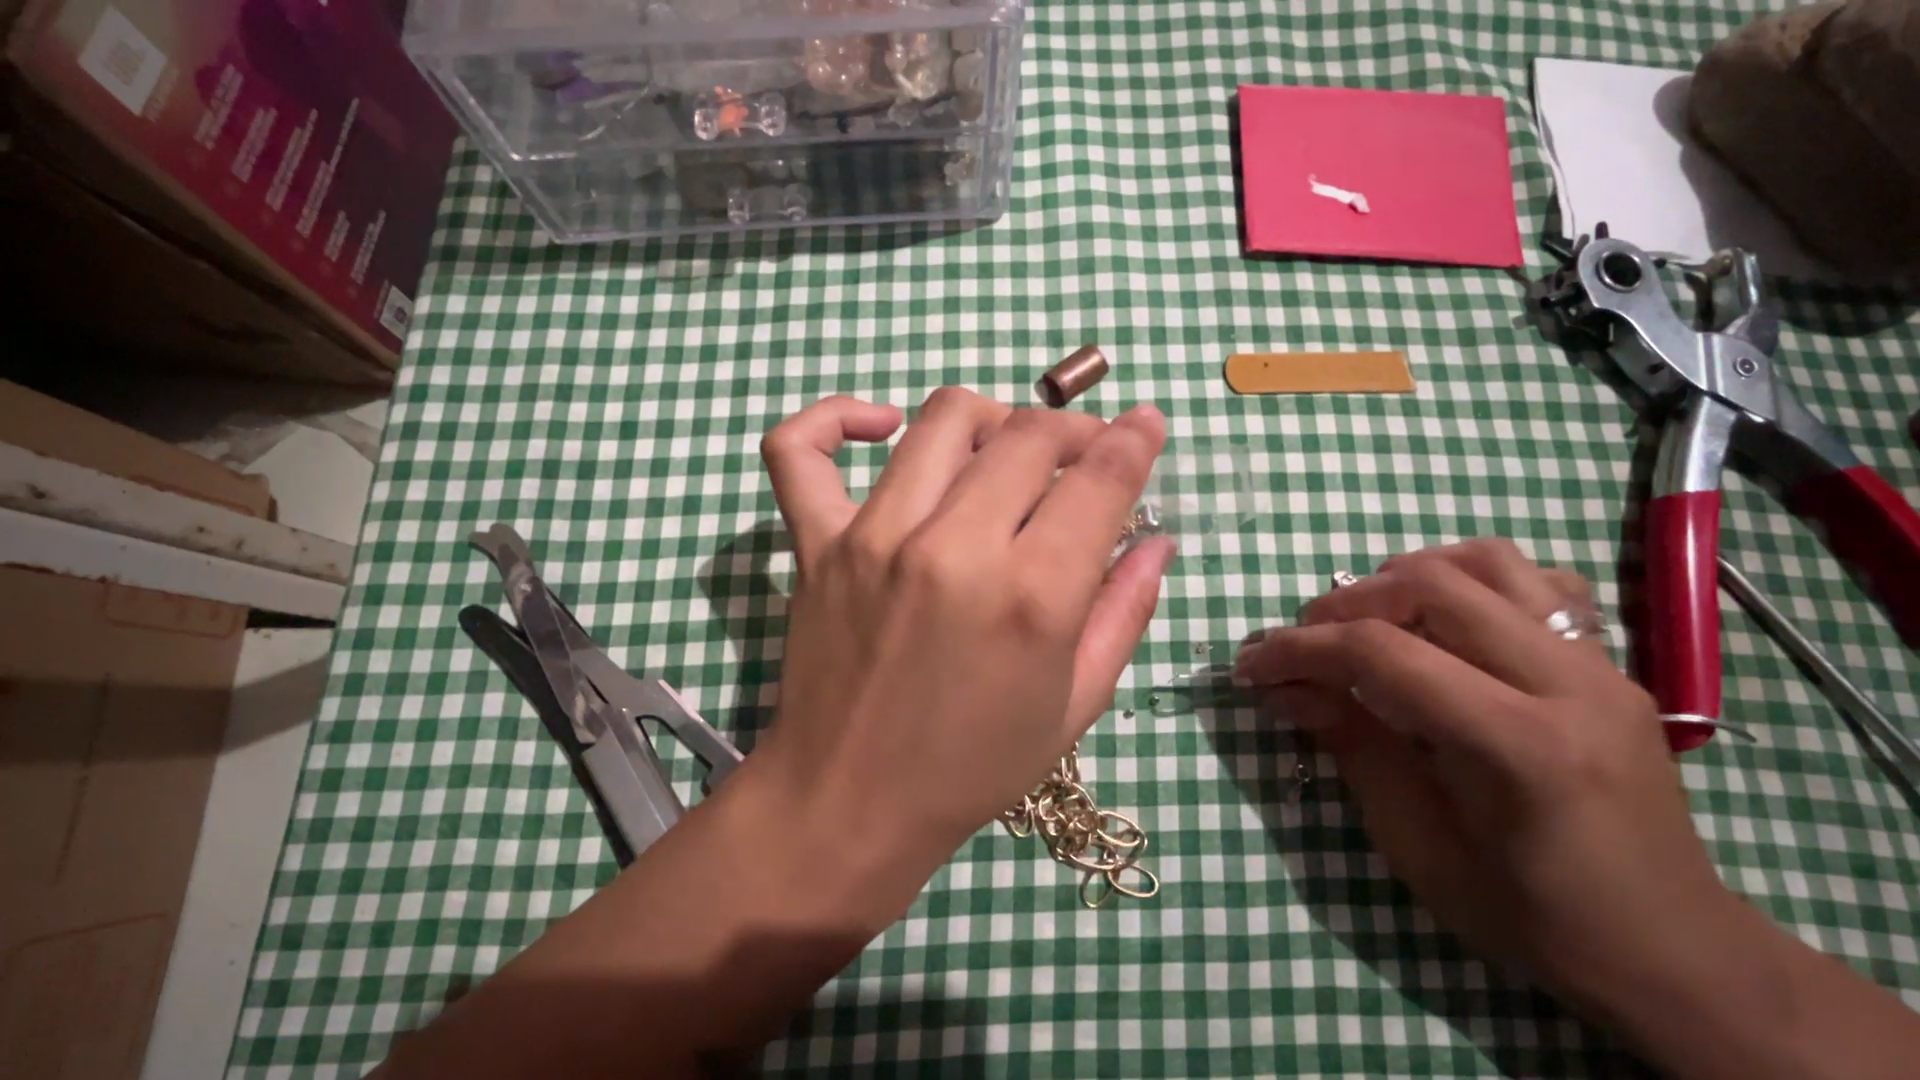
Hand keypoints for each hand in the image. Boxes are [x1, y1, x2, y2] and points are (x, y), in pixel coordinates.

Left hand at [751, 389, 1174, 852]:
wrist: (850, 803)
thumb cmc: (973, 767)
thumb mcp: (1076, 704)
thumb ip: (1125, 611)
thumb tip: (1157, 538)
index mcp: (1032, 597)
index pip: (1100, 477)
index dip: (1136, 439)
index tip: (1147, 424)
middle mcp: (953, 548)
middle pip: (1027, 435)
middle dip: (1074, 430)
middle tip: (1083, 455)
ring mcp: (873, 537)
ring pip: (941, 420)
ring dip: (991, 418)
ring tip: (1004, 448)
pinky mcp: (815, 543)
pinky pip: (800, 450)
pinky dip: (834, 417)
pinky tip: (879, 426)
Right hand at [1235, 540, 1735, 1005]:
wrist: (1668, 949)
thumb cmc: (1530, 917)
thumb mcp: (1418, 845)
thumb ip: (1354, 746)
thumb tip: (1290, 688)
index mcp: (1516, 743)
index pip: (1382, 653)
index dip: (1299, 650)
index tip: (1250, 666)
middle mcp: (1566, 681)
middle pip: (1430, 584)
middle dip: (1344, 604)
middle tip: (1304, 643)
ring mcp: (1599, 665)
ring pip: (1489, 562)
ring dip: (1408, 575)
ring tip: (1369, 616)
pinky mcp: (1610, 665)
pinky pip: (1539, 585)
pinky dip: (1476, 582)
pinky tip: (1447, 620)